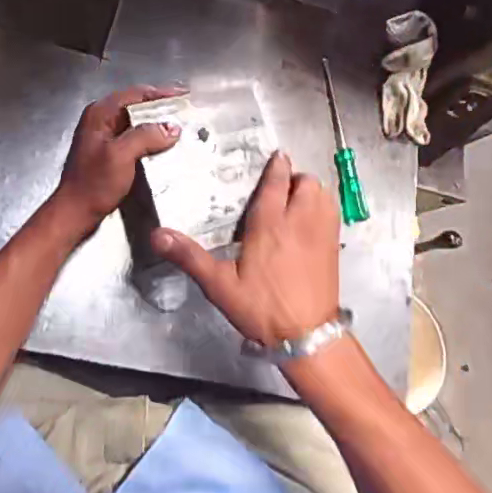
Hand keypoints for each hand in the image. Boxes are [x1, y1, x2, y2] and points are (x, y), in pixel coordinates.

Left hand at [45, 86, 183, 234]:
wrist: (75, 213)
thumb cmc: (95, 183)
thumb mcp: (121, 155)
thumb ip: (146, 136)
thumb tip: (173, 127)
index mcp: (100, 114)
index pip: (136, 94)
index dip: (162, 93)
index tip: (185, 95)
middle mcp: (101, 120)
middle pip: (136, 106)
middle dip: (161, 108)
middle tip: (186, 110)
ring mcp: (104, 137)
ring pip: (136, 123)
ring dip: (157, 124)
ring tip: (180, 127)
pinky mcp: (109, 153)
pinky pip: (134, 138)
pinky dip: (150, 139)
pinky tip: (165, 145)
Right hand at [151, 151, 340, 345]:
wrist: (306, 335)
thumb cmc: (261, 309)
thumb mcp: (220, 285)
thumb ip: (190, 256)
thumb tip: (158, 235)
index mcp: (270, 225)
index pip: (276, 182)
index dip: (276, 166)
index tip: (275, 157)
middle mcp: (300, 221)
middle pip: (305, 182)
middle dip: (294, 178)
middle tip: (278, 188)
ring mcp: (321, 233)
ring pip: (323, 194)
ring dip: (310, 191)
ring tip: (294, 201)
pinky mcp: (334, 247)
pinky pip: (332, 212)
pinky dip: (323, 207)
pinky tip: (309, 222)